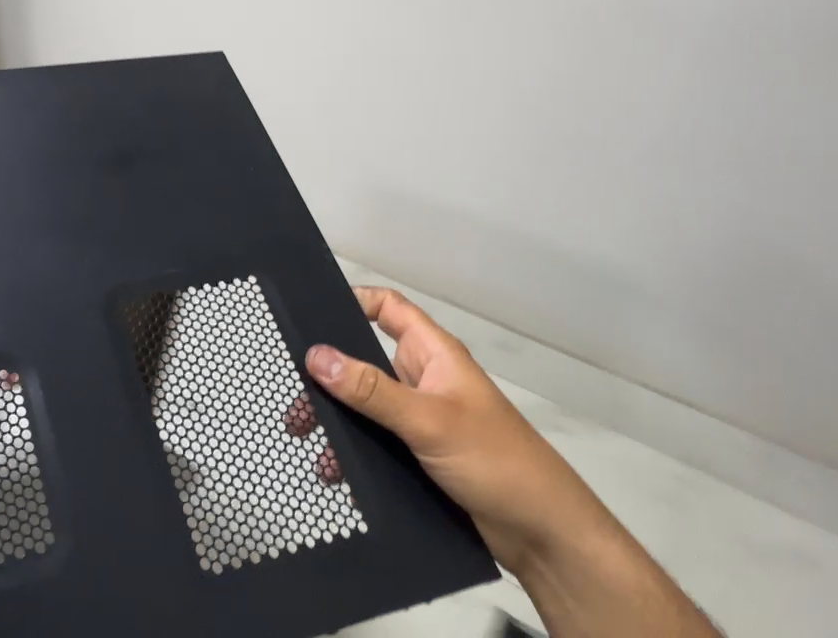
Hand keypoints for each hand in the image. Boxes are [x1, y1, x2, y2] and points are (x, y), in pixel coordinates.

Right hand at [303, 287, 612, 573]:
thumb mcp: (428, 420)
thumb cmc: (497, 462)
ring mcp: (421, 418)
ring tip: (302, 432)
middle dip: (327, 372)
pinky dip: (351, 450)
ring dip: (335, 416)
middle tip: (292, 387)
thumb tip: (315, 355)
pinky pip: (374, 441)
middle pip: (364, 358)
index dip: (352, 300)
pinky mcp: (419, 455)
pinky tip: (332, 468)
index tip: (310, 311)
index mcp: (433, 355)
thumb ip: (370, 390)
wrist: (545, 537)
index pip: (387, 308)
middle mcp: (424, 379)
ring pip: (364, 404)